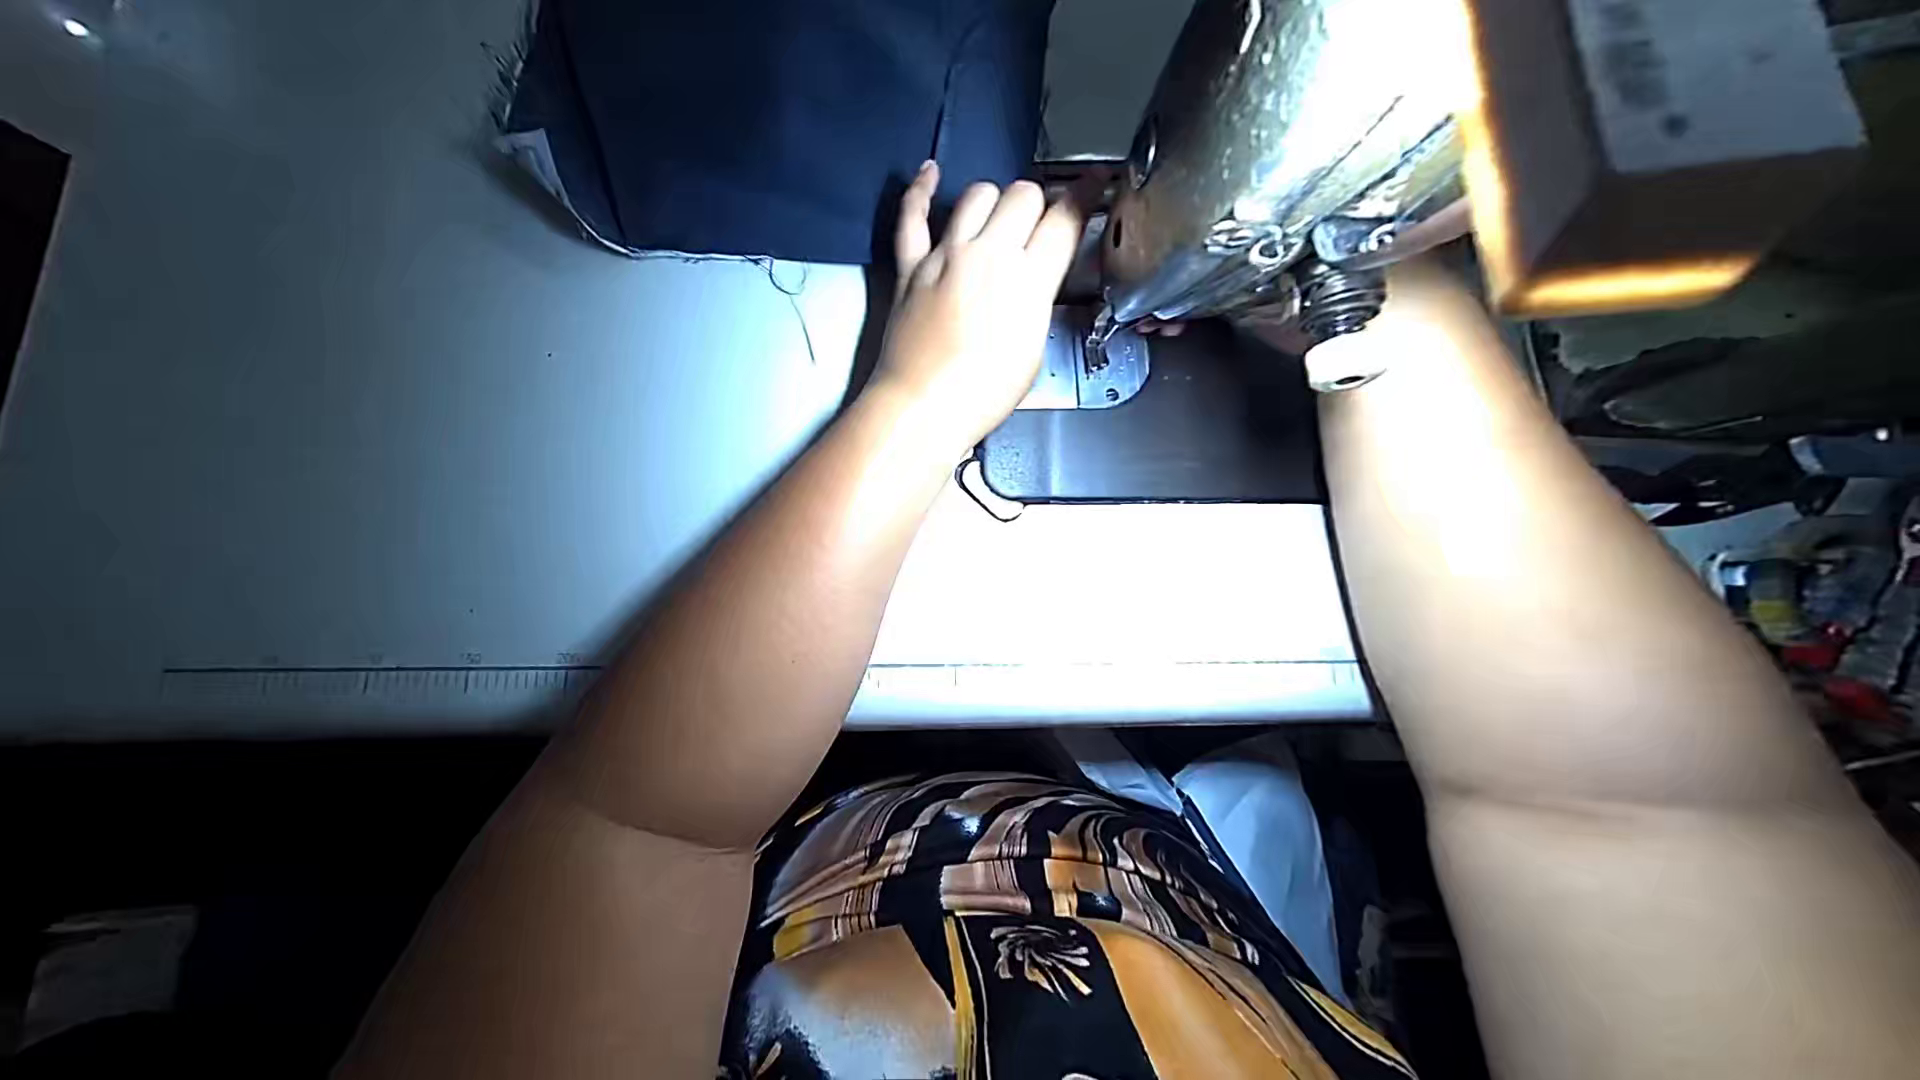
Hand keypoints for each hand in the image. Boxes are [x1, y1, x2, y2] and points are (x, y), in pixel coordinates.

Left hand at [866, 161, 1083, 454]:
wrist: (923, 408)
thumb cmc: (983, 394)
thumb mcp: (1032, 350)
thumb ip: (1037, 301)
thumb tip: (1033, 279)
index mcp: (1028, 280)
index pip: (1066, 218)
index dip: (1086, 195)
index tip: (1094, 182)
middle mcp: (989, 255)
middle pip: (1023, 194)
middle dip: (1037, 204)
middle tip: (1037, 224)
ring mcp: (946, 255)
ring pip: (976, 194)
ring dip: (993, 200)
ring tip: (996, 218)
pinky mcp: (911, 265)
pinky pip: (913, 215)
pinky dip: (920, 191)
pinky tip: (930, 173)